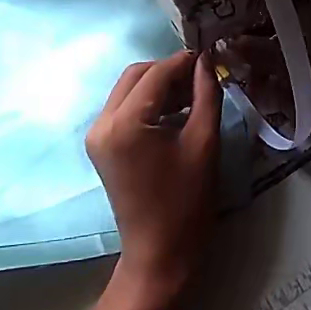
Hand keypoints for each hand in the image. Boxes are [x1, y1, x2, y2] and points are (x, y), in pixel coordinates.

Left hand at [85, 50, 220, 306]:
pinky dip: (150, 104)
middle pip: (136, 75)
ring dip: (160, 86)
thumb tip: (208, 61)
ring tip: (194, 96)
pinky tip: (177, 113)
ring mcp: (98, 135)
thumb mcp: (204, 143)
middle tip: (203, 78)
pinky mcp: (102, 146)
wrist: (159, 253)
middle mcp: (103, 123)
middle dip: (169, 71)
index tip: (212, 56)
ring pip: (129, 89)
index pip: (156, 73)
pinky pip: (125, 109)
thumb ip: (206, 95)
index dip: (185, 61)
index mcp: (126, 123)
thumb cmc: (186, 202)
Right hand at [224, 0, 310, 162]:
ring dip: (272, 68)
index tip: (226, 38)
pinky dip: (290, 79)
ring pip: (293, 50)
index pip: (277, 3)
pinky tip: (275, 97)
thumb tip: (228, 42)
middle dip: (258, 49)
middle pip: (283, 28)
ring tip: (254, 89)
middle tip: (238, 71)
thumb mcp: (302, 74)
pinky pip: (306, 67)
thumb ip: (263, 55)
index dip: (249, 20)